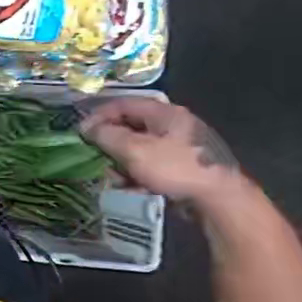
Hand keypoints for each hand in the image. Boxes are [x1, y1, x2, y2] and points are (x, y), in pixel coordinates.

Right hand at [78, 97, 246, 206]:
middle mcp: (172, 124)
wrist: (219, 198)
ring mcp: (180, 146)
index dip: (98, 116)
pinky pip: (152, 164)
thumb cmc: (175, 168)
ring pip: (139, 148)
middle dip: (110, 144)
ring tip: (116, 179)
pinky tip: (133, 188)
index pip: (122, 104)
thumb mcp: (135, 150)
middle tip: (98, 160)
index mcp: (163, 112)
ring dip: (122, 163)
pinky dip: (138, 173)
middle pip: (130, 127)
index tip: (81, 134)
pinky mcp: (183, 166)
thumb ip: (107, 136)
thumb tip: (88, 127)